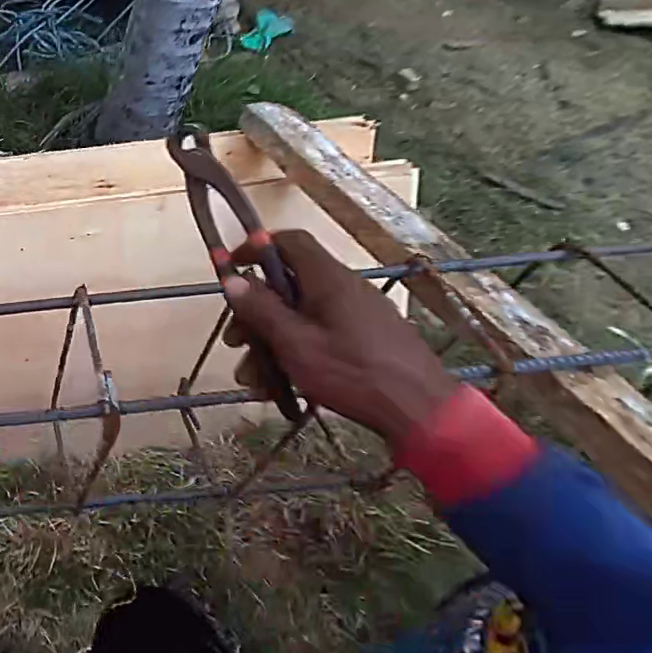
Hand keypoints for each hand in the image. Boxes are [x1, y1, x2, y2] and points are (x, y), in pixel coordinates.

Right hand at [222, 229, 457, 443]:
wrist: (420, 410)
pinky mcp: (361, 338)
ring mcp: (354, 314)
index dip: (256, 248)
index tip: (231, 269)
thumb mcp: (295, 342)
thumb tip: (233, 279)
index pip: (289, 242)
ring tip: (253, 380)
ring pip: (297, 316)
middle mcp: (342, 288)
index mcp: (327, 279)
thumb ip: (261, 309)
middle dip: (254, 315)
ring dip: (268, 344)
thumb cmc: (352, 372)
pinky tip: (279, 387)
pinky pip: (316, 335)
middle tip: (235, 343)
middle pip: (286, 286)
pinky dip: (293, 354)